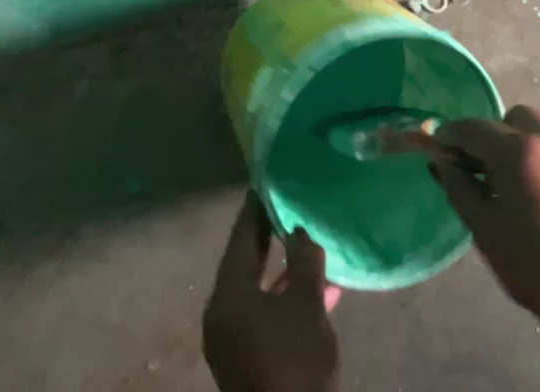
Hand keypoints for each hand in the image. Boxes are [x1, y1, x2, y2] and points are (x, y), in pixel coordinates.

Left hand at [202, 192, 341, 391]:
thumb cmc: (294, 358)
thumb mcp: (306, 304)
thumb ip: (304, 262)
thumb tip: (300, 232)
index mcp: (227, 293)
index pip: (240, 238)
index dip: (254, 209)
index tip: (264, 182)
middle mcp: (221, 311)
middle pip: (244, 263)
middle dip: (267, 236)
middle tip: (285, 204)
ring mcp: (231, 337)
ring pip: (256, 289)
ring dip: (280, 268)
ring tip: (306, 241)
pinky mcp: (246, 356)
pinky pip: (263, 312)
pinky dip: (283, 296)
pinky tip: (318, 289)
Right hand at [429, 106, 539, 329]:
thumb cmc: (539, 270)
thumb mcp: (486, 232)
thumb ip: (460, 189)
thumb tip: (442, 162)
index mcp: (519, 152)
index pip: (473, 127)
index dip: (450, 135)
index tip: (438, 152)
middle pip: (512, 119)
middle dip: (490, 136)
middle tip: (479, 171)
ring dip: (519, 145)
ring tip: (512, 188)